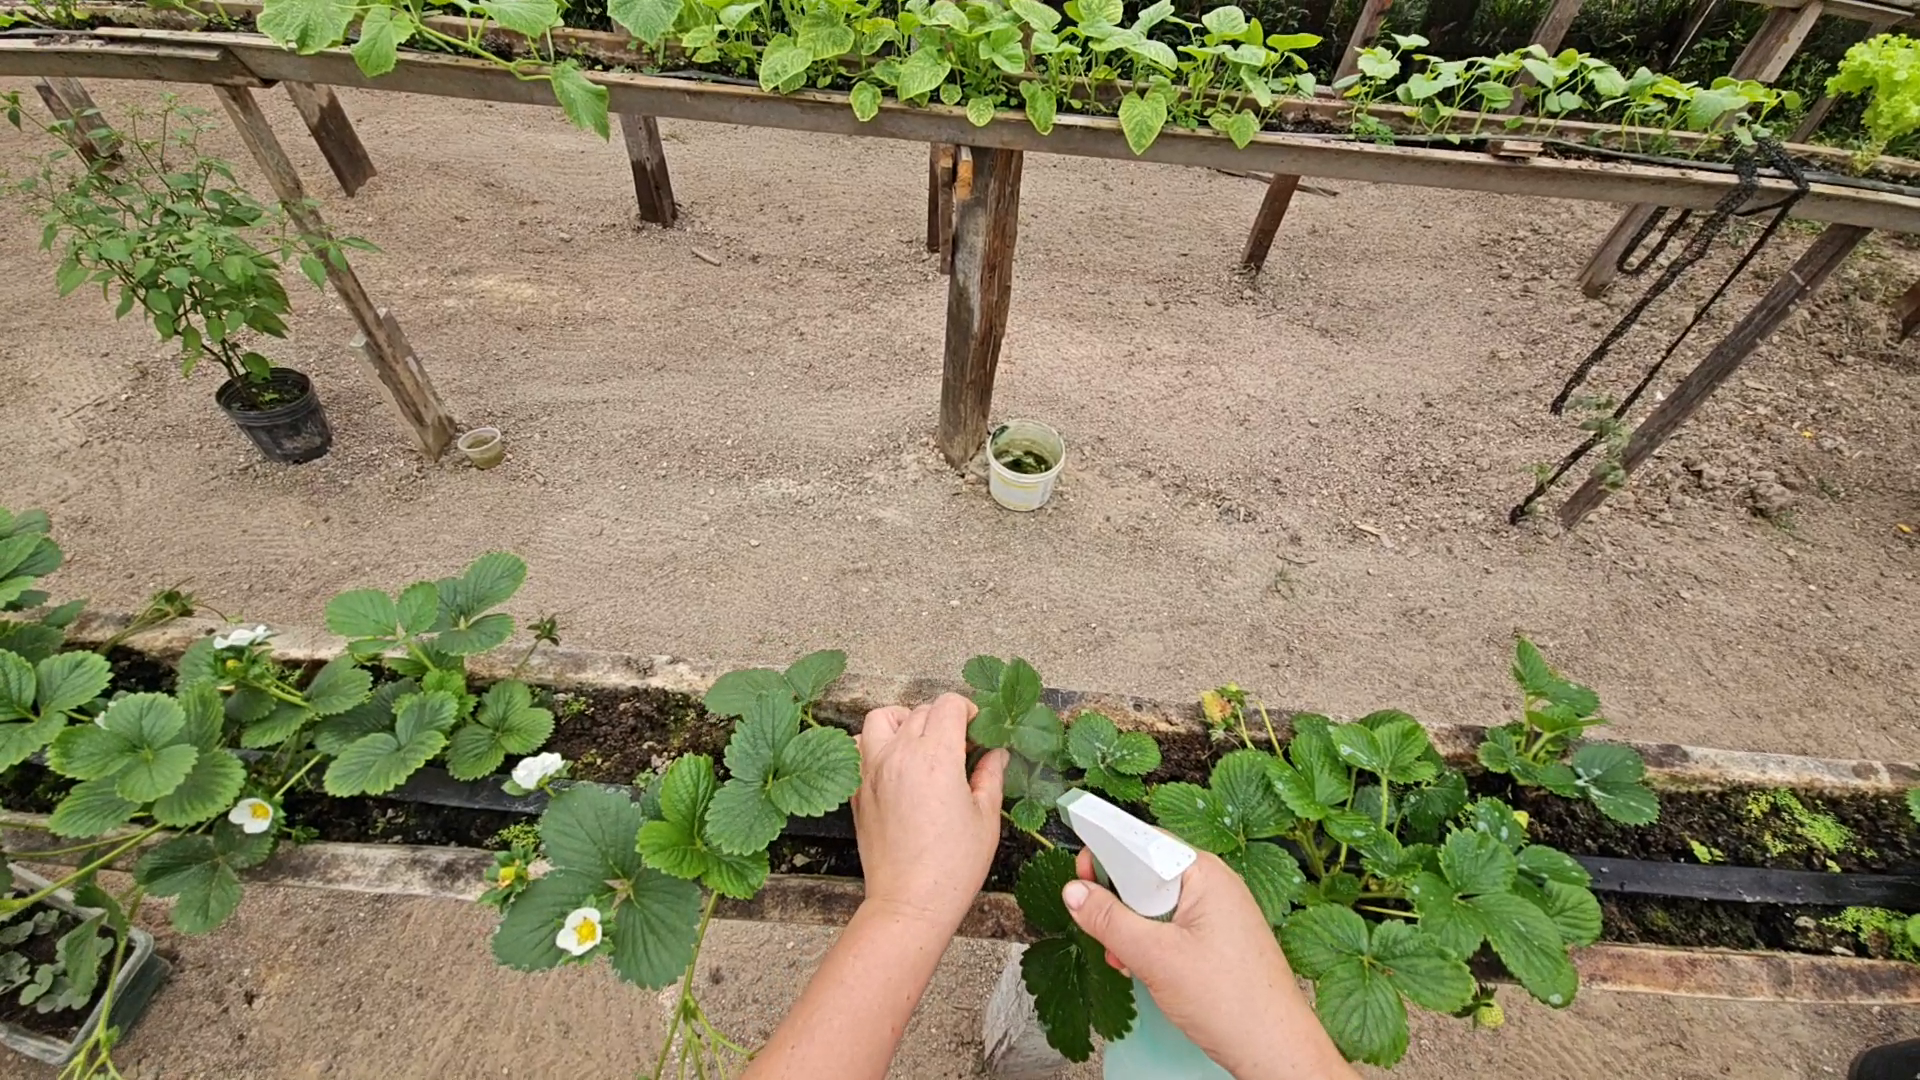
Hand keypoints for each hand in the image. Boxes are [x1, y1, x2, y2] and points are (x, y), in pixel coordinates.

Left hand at [852, 692, 1008, 930]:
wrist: (909, 904)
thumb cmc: (952, 868)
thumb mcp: (985, 818)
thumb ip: (990, 775)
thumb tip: (996, 753)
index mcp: (936, 758)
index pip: (949, 705)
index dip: (968, 712)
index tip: (977, 731)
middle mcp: (900, 755)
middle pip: (921, 710)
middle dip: (944, 719)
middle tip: (959, 746)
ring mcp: (873, 770)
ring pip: (881, 717)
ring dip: (903, 720)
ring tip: (921, 744)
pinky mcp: (857, 789)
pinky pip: (858, 747)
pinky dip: (874, 745)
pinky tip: (894, 763)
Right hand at [1063, 849, 1357, 1079]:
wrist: (1280, 1057)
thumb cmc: (1233, 1005)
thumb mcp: (1155, 957)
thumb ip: (1109, 920)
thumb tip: (1073, 892)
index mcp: (1203, 872)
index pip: (1142, 842)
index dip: (1106, 853)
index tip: (1080, 871)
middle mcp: (1212, 883)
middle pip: (1146, 872)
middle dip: (1117, 898)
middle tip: (1098, 922)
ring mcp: (1218, 910)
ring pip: (1156, 901)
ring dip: (1132, 925)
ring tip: (1123, 956)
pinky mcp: (1217, 936)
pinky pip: (1172, 923)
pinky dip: (1151, 940)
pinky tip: (1142, 966)